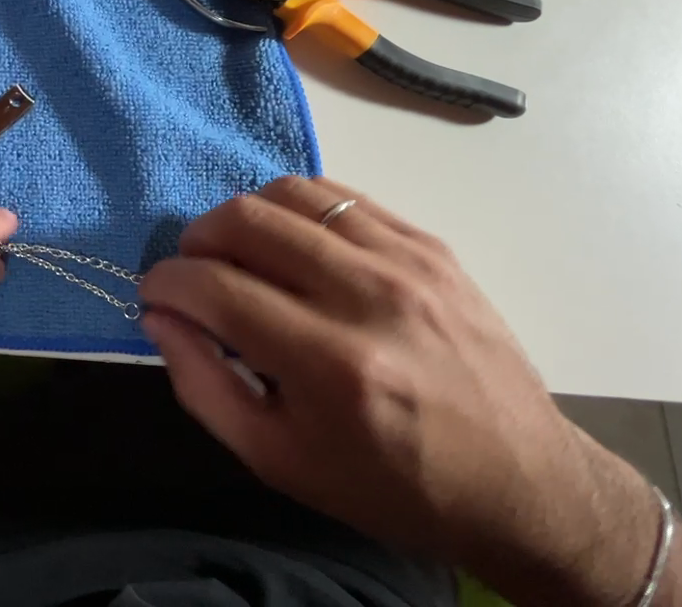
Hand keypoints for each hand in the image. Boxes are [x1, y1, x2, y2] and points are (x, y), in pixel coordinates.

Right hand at [139, 177, 659, 603]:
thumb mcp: (276, 459)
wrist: (526, 489)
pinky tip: (290, 246)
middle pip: (245, 221)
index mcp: (332, 366)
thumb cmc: (389, 485)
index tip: (155, 297)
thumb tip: (158, 314)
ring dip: (241, 217)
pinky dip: (293, 211)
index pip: (214, 287)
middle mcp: (370, 298)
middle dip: (194, 241)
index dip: (164, 284)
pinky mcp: (431, 246)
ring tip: (237, 253)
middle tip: (192, 274)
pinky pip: (337, 196)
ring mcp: (408, 263)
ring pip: (288, 193)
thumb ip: (201, 382)